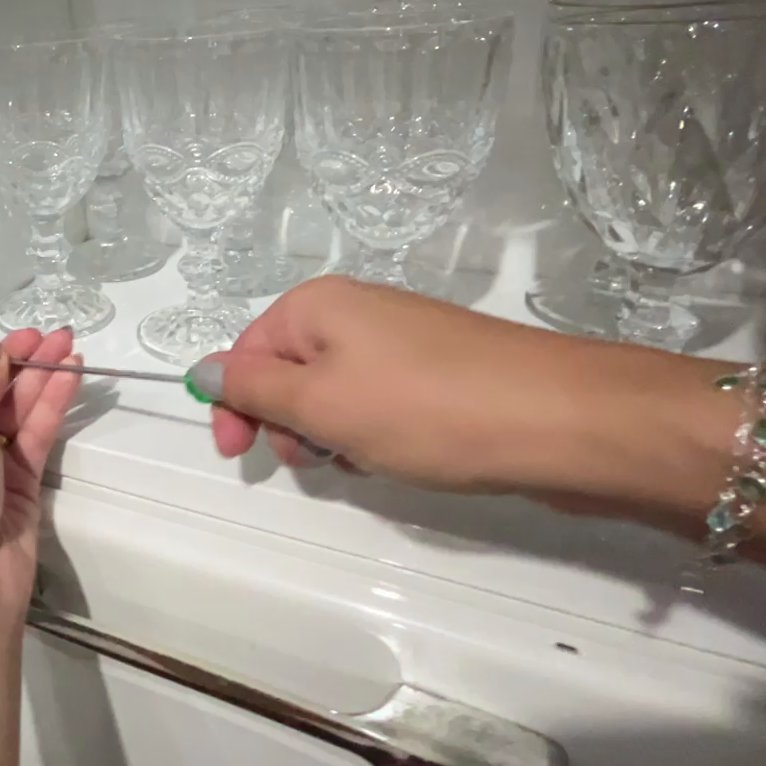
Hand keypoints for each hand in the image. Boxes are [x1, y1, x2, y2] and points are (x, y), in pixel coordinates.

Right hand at [193, 276, 642, 496]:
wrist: (566, 420)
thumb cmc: (425, 409)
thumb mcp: (320, 403)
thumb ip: (251, 389)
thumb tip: (199, 370)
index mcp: (315, 306)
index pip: (245, 353)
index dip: (234, 405)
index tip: (240, 457)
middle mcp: (352, 311)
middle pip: (285, 370)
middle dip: (286, 421)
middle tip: (317, 459)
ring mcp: (398, 339)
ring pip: (330, 391)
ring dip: (329, 431)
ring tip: (363, 458)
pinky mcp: (435, 369)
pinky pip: (375, 398)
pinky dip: (370, 430)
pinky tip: (396, 454)